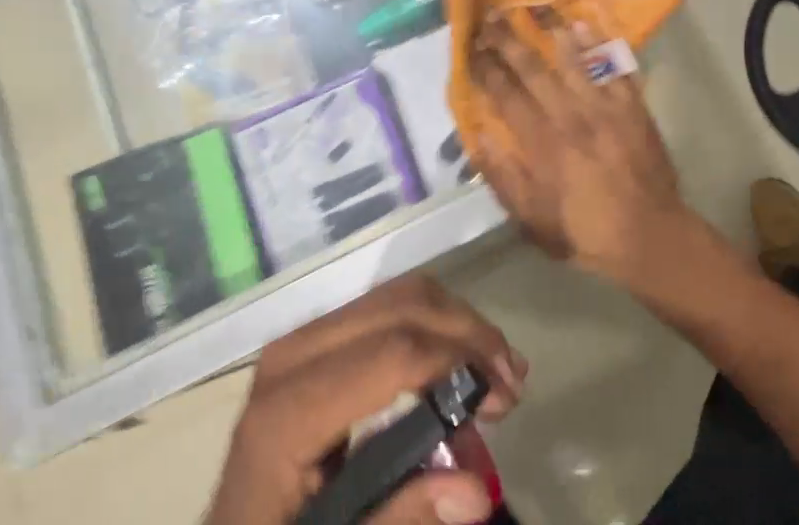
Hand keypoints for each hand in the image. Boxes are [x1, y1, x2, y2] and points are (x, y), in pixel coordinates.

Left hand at [208, 276, 525, 524]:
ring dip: (459, 324)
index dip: (459, 364)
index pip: (391, 354)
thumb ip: (401, 517)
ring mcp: (302, 339)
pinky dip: (436, 323)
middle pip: (402, 308)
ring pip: (400, 295)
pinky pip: (387, 305)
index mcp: (286, 413)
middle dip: (469, 336)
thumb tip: (475, 493)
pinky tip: (464, 361)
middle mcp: (291, 357)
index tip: (506, 401)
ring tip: (498, 372)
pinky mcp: (316, 338)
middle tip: (513, 385)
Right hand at [469, 19, 697, 280]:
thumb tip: (479, 135)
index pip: (505, 94)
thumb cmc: (583, 232)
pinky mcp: (633, 107)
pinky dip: (600, 44)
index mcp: (541, 143)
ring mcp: (605, 108)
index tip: (469, 46)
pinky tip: (586, 24)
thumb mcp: (530, 219)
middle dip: (509, 40)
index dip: (484, 68)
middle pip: (534, 69)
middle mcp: (570, 116)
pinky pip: (614, 67)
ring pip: (575, 59)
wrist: (649, 236)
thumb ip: (502, 175)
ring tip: (534, 5)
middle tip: (491, 14)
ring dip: (552, 30)